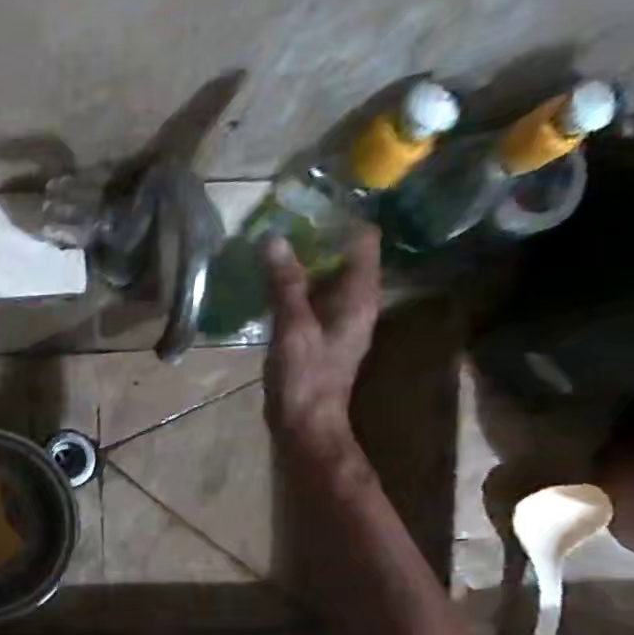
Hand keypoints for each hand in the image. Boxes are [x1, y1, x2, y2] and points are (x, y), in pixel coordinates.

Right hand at [263, 226, 382, 454]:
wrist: (305, 425)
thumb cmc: (304, 377)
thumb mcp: (292, 327)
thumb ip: (285, 284)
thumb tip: (274, 240)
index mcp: (359, 296)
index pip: (363, 239)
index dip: (339, 220)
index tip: (306, 209)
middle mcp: (356, 303)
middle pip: (344, 256)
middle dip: (315, 239)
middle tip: (279, 226)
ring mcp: (340, 320)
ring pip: (326, 278)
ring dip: (303, 264)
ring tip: (270, 251)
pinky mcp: (322, 335)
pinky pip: (313, 299)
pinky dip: (296, 288)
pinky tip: (270, 287)